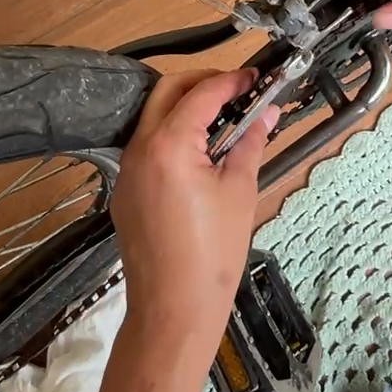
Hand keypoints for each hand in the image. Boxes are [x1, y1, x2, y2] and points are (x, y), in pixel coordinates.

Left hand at [109, 69, 273, 355]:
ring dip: (186, 106)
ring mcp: (127, 169)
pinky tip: (199, 151)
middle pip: (168, 91)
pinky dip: (172, 134)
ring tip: (222, 118)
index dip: (231, 82)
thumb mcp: (240, 190)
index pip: (202, 94)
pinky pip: (147, 144)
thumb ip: (251, 142)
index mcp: (168, 146)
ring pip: (154, 115)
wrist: (173, 311)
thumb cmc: (211, 255)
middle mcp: (139, 149)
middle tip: (236, 90)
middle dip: (203, 82)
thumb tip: (267, 114)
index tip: (254, 79)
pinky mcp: (125, 189)